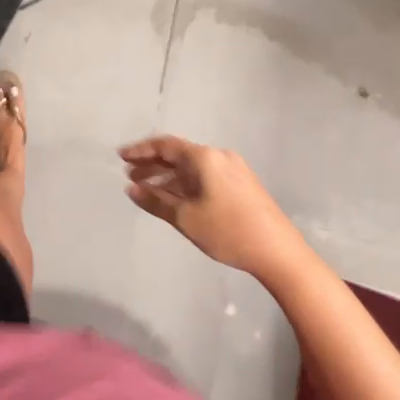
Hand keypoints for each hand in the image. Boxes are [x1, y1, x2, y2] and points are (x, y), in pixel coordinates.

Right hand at [120, 136, 299, 273]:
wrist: (279, 253)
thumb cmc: (228, 232)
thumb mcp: (186, 218)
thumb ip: (156, 201)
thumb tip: (131, 189)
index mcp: (205, 158)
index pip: (165, 146)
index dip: (141, 151)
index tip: (121, 157)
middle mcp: (219, 156)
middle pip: (179, 155)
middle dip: (152, 165)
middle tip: (130, 176)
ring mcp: (233, 170)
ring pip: (192, 167)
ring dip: (168, 177)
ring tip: (146, 189)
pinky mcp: (241, 185)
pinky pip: (204, 176)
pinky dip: (185, 184)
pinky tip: (174, 198)